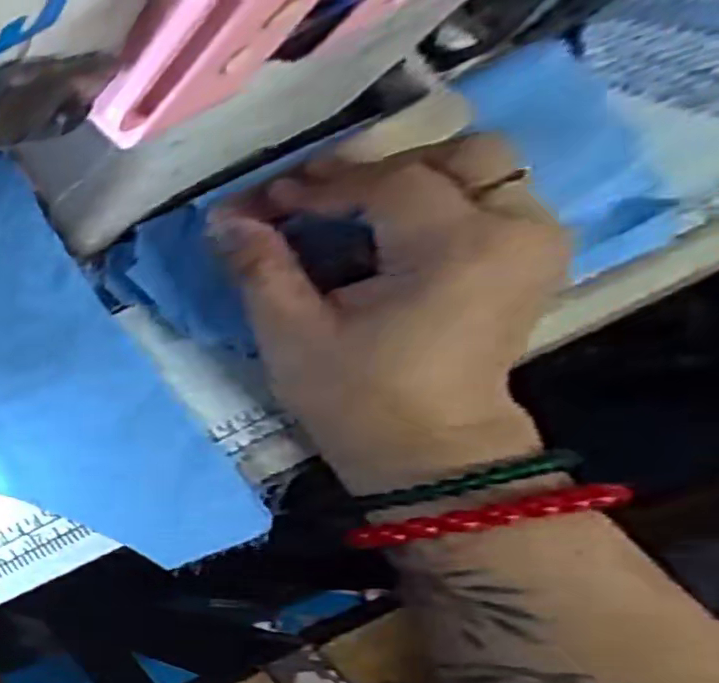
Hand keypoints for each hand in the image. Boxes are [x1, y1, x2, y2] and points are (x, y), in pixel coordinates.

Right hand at [211, 134, 571, 493]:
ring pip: (480, 170)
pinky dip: (435, 201)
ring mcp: (537, 237)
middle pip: (454, 154)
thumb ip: (261, 269)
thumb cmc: (350, 397)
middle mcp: (516, 226)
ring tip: (347, 211)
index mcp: (455, 248)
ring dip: (408, 180)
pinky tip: (387, 232)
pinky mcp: (534, 253)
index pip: (388, 184)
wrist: (423, 448)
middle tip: (313, 196)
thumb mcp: (291, 335)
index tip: (265, 199)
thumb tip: (225, 219)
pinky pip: (490, 198)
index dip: (321, 185)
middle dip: (375, 169)